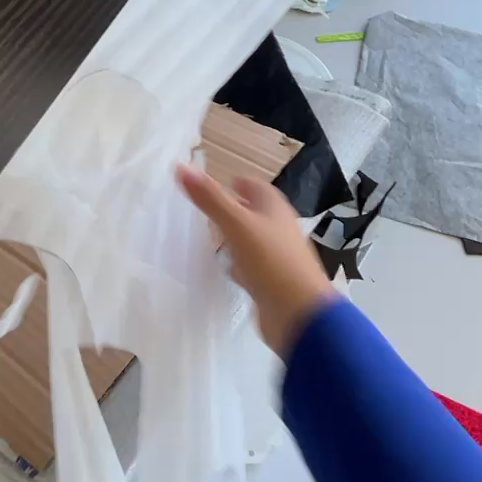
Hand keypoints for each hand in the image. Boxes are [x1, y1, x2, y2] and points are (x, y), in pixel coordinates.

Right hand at [177, 164, 336, 357]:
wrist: (299, 315)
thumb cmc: (270, 261)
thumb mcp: (236, 224)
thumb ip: (209, 198)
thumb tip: (181, 166)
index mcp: (275, 209)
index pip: (257, 187)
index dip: (240, 183)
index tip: (221, 183)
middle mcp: (280, 230)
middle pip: (256, 213)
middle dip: (236, 209)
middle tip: (210, 208)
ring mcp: (279, 258)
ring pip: (254, 240)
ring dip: (237, 237)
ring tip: (212, 237)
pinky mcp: (273, 284)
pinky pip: (254, 267)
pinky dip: (240, 265)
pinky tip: (226, 270)